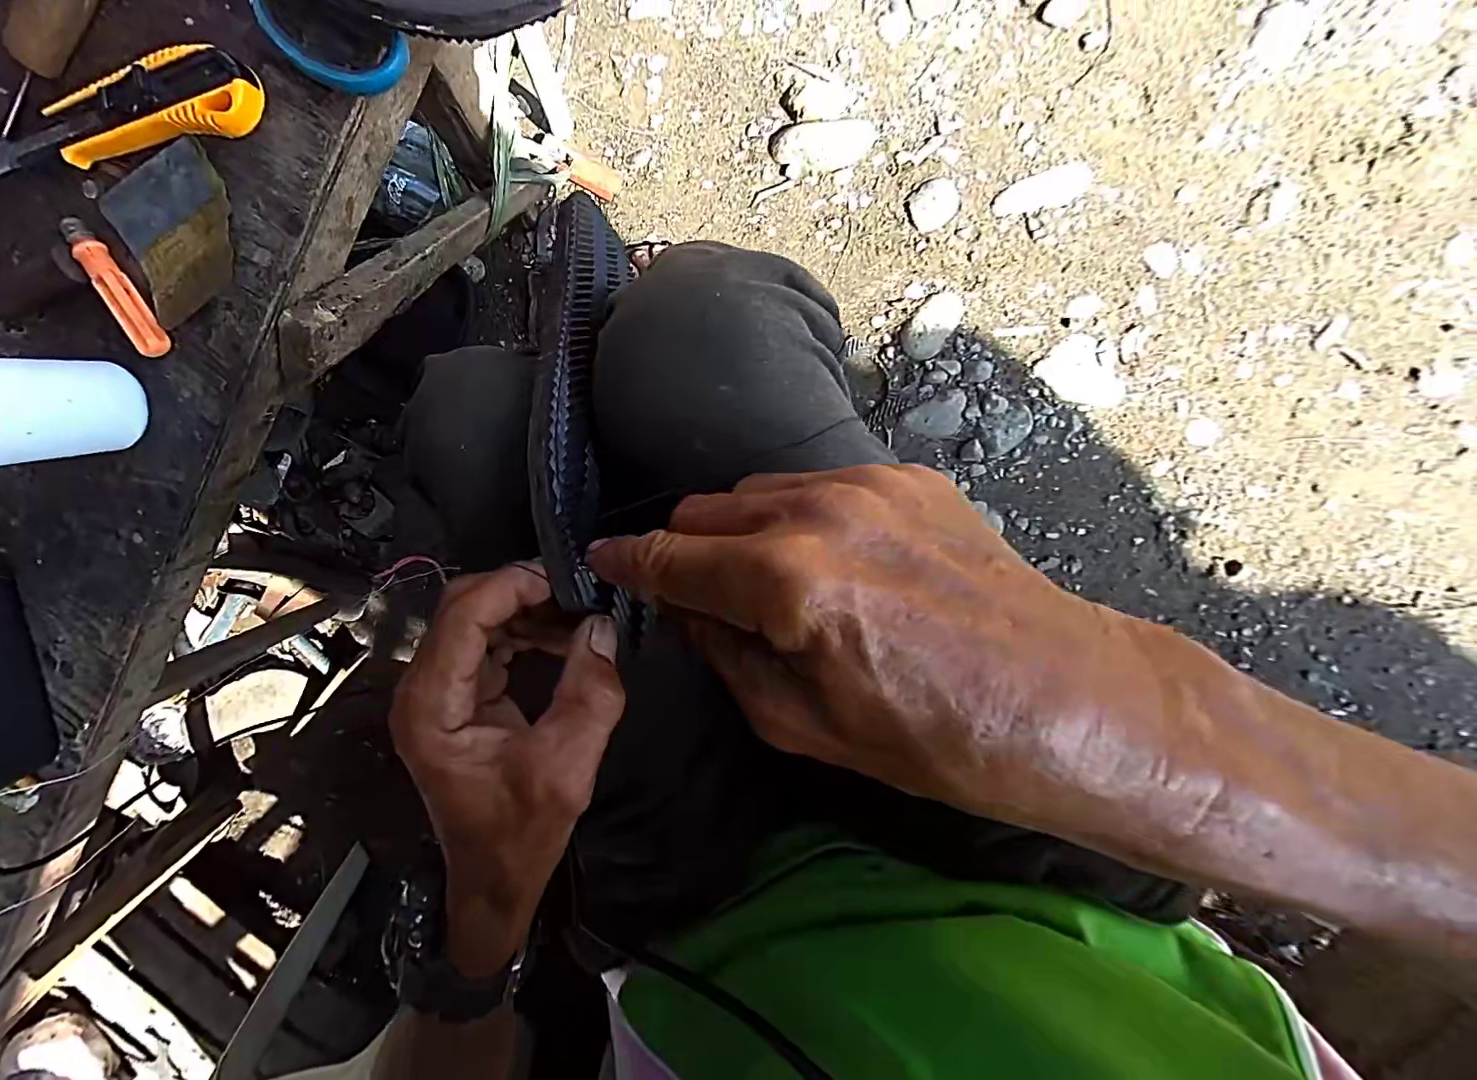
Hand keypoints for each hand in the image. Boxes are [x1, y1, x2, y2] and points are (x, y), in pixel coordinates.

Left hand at [390, 564, 625, 976]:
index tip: (562, 579)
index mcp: (431, 706)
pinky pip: (485, 642)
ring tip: (576, 613)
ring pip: (474, 618)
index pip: (462, 615)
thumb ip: (589, 697)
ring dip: (524, 609)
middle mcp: (421, 689)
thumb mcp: (565, 771)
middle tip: (575, 591)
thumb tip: (601, 627)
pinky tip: (559, 637)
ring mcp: (434, 690)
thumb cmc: (518, 838)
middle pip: (462, 607)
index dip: (511, 586)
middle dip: (519, 591)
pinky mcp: (454, 695)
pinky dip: (521, 631)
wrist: (491, 880)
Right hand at [586, 465, 1138, 829]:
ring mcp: (866, 484)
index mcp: (786, 583)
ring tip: (767, 578)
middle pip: (700, 510)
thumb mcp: (795, 721)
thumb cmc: (933, 737)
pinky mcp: (904, 478)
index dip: (625, 561)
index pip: (670, 558)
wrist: (1081, 705)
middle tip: (698, 596)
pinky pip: (808, 485)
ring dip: (734, 532)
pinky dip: (789, 518)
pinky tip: (826, 559)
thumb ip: (719, 650)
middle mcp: (816, 512)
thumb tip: (681, 606)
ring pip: (749, 490)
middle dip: (682, 551)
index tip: (600, 559)